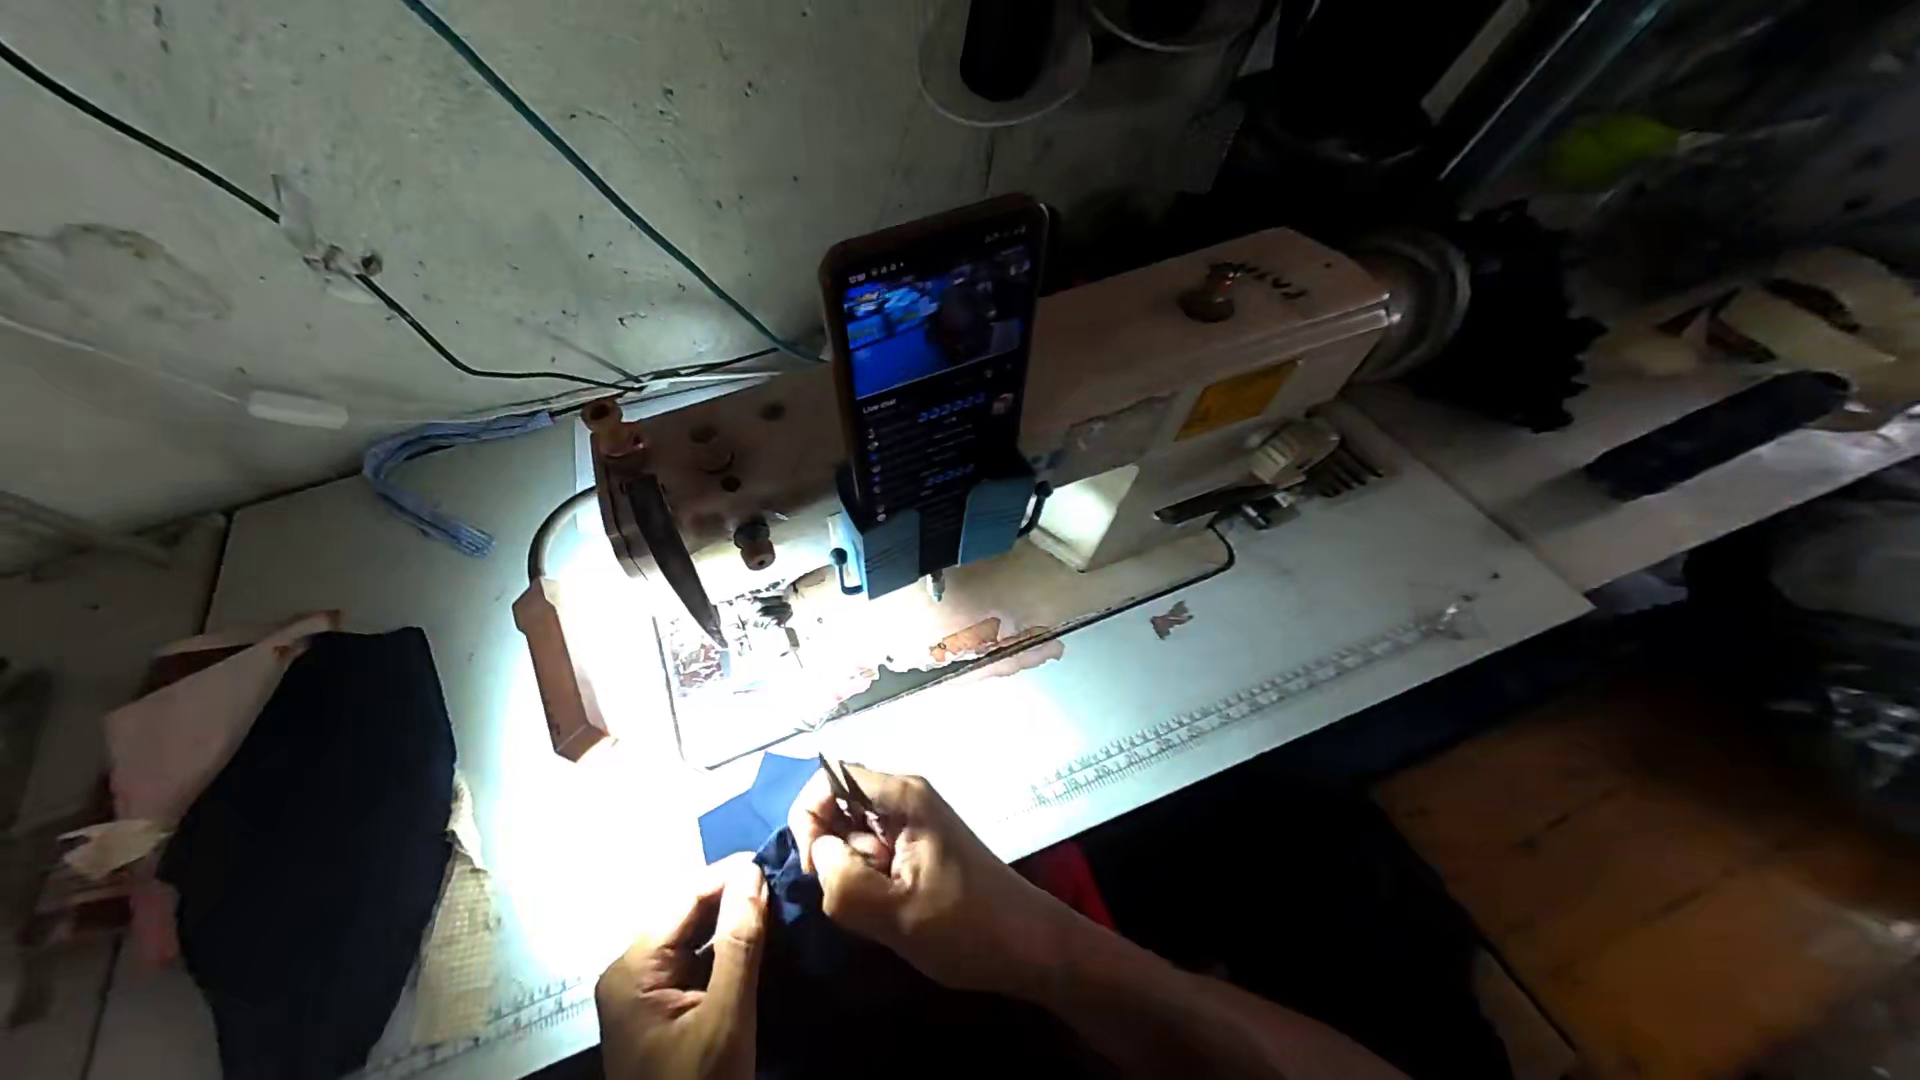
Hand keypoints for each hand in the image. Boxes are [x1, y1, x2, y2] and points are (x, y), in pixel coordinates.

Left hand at [595, 854, 765, 1079]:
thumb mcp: (725, 1016)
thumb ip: (739, 941)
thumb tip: (753, 871)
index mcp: (633, 968)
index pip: (687, 897)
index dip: (733, 875)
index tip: (781, 861)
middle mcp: (631, 969)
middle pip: (691, 913)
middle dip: (737, 896)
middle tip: (787, 882)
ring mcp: (645, 988)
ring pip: (698, 933)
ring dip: (737, 920)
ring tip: (781, 901)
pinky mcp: (663, 1004)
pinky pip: (698, 958)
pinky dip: (729, 946)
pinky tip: (762, 936)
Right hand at [787, 764, 1064, 995]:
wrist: (1026, 943)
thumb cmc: (966, 927)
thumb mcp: (896, 914)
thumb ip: (843, 880)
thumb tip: (816, 852)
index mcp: (903, 797)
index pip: (830, 776)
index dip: (810, 816)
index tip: (815, 868)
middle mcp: (905, 796)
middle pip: (838, 802)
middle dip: (830, 849)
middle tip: (855, 895)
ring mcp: (912, 819)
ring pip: (852, 830)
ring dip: (848, 868)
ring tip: (879, 905)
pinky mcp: (915, 843)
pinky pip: (870, 848)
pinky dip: (864, 876)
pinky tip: (885, 906)